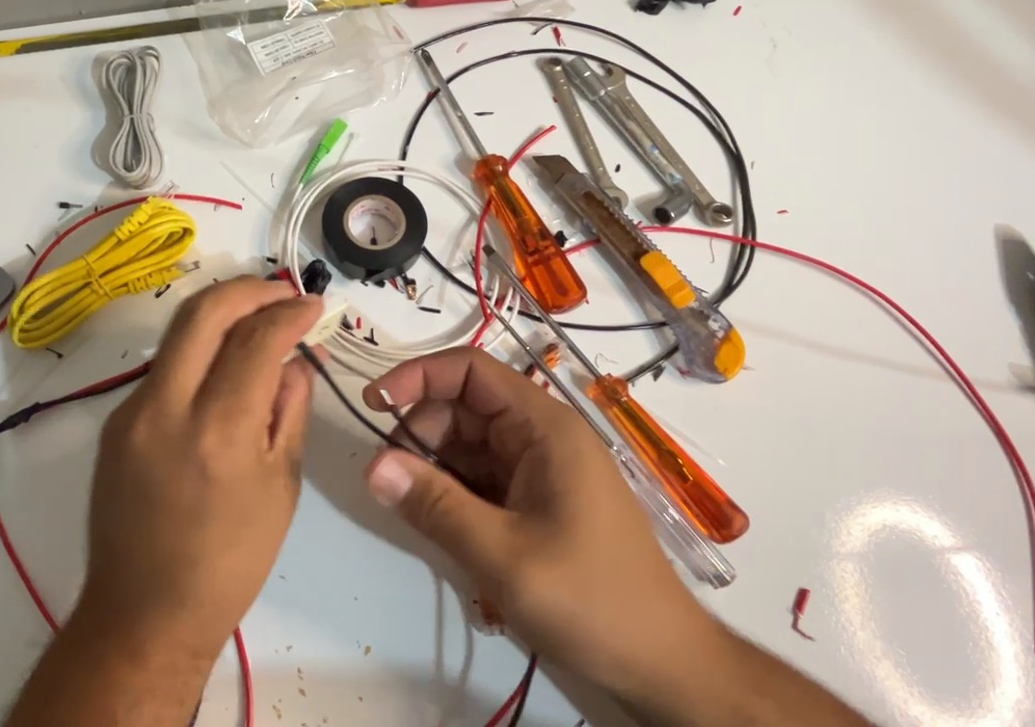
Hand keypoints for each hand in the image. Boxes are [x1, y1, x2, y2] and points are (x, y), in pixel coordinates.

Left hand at [73, 277, 321, 662]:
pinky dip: (198, 353)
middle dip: (248, 290)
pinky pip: (163, 369)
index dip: (289, 313)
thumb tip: (294, 359)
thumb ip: (288, 411)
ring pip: (178, 335)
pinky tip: (222, 368)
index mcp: (218, 432)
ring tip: (258, 320)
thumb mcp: (280, 487)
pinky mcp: (114, 423)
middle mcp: (166, 409)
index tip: (313, 307)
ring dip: (220, 315)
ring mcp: (131, 413)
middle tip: (282, 292)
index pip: (257, 341)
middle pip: (203, 313)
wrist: (144, 612)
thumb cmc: (229, 562)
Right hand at [361, 347, 717, 697]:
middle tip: (389, 477)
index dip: (418, 376)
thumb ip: (435, 506)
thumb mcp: (504, 556)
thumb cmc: (592, 601)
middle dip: (419, 430)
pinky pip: (481, 476)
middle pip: (464, 406)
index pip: (471, 370)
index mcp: (545, 427)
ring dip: (432, 464)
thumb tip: (372, 466)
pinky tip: (436, 521)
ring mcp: (541, 469)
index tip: (373, 404)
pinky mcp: (536, 500)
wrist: (662, 664)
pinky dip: (452, 490)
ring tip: (410, 506)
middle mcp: (542, 436)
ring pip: (468, 443)